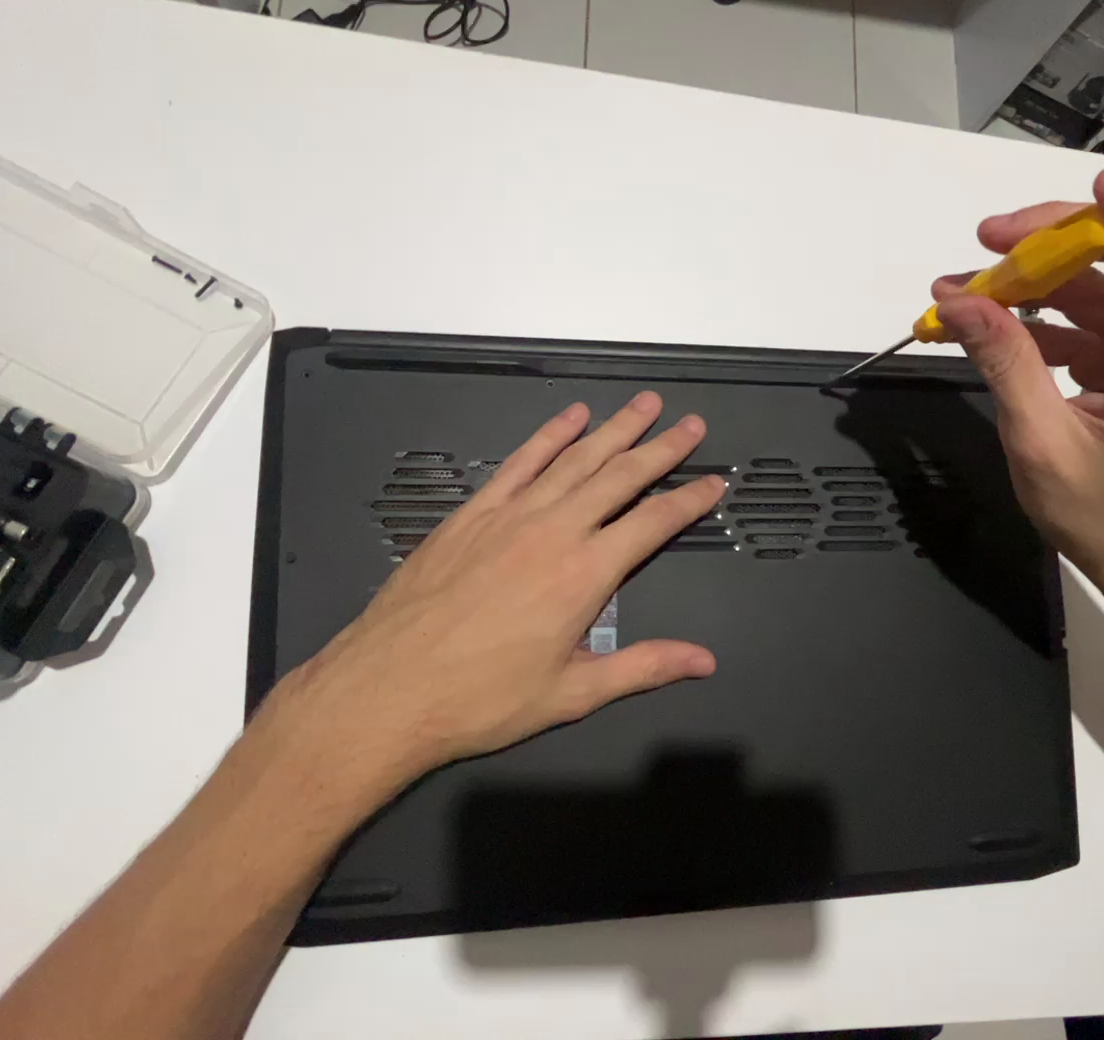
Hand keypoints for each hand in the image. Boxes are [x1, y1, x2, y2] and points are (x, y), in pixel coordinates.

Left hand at [261, 393, 725, 793]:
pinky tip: (570, 417)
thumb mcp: (573, 693)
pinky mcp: (472, 513)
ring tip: (644, 405)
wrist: (388, 689)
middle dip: (661, 448)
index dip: (690, 500)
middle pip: (620, 476)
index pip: (653, 523)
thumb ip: (643, 667)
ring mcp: (510, 515)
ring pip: (574, 459)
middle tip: (690, 423)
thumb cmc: (482, 698)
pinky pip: (519, 463)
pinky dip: (548, 436)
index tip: (715, 481)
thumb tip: (705, 660)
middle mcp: (554, 531)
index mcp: (585, 574)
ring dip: (613, 429)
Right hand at [933, 167, 1103, 595]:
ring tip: (967, 277)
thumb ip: (1005, 367)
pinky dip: (1034, 305)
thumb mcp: (1042, 445)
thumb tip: (956, 302)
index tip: (1101, 191)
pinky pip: (1084, 307)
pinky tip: (982, 313)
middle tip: (990, 238)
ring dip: (1039, 265)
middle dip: (1067, 230)